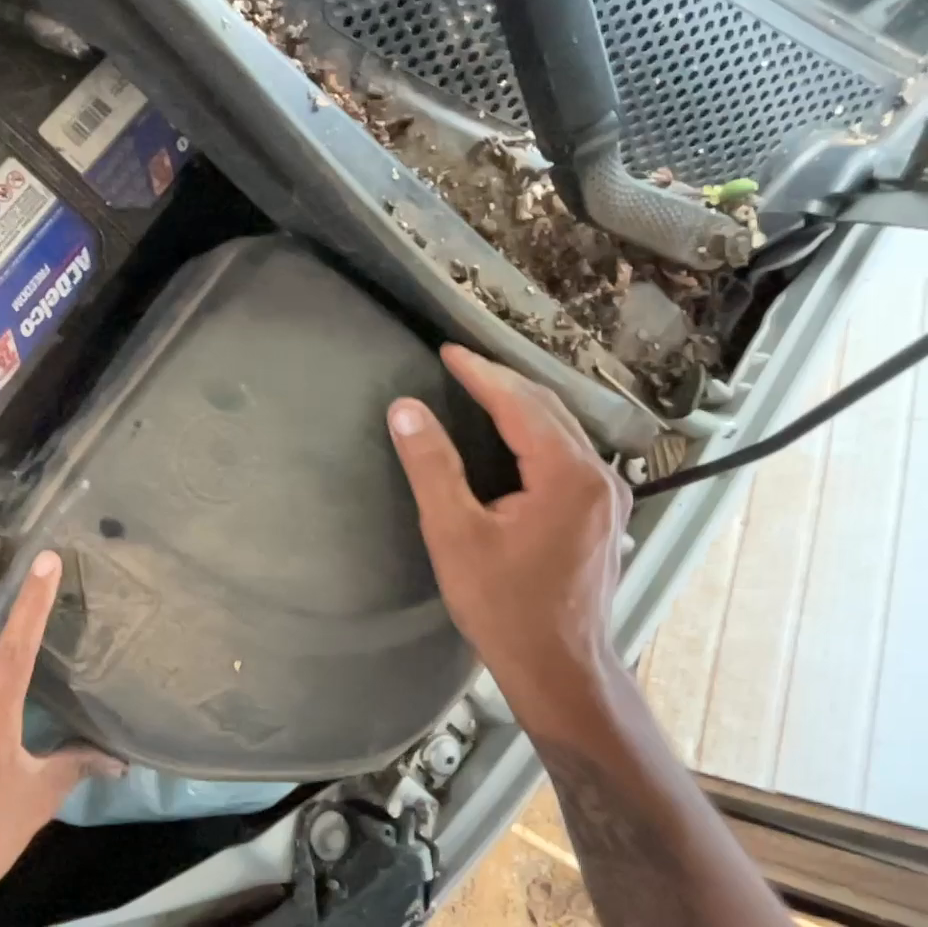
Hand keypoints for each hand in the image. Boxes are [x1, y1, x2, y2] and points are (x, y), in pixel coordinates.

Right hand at [385, 345, 632, 720]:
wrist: (558, 665)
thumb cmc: (501, 601)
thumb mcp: (453, 531)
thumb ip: (431, 465)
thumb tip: (406, 408)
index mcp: (568, 475)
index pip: (520, 404)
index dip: (480, 374)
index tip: (446, 350)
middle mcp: (601, 477)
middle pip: (550, 409)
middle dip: (503, 380)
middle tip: (458, 362)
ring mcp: (609, 497)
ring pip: (563, 429)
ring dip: (521, 401)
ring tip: (480, 385)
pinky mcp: (602, 514)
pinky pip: (568, 451)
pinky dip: (535, 428)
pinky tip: (513, 431)